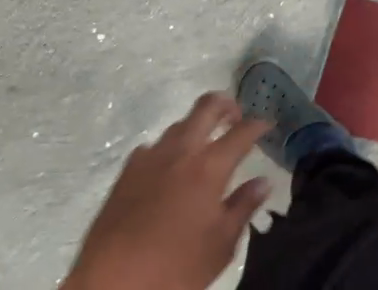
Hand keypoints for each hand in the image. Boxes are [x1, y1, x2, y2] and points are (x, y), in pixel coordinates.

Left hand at [62, 93, 272, 289]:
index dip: (259, 125)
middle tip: (236, 118)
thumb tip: (262, 182)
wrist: (109, 287)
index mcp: (209, 167)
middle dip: (227, 105)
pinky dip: (167, 150)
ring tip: (204, 146)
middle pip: (206, 107)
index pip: (242, 132)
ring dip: (196, 127)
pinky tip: (167, 170)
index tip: (268, 126)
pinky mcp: (124, 176)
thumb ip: (243, 207)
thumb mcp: (221, 245)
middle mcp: (180, 153)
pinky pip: (151, 148)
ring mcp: (149, 161)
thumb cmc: (175, 269)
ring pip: (178, 125)